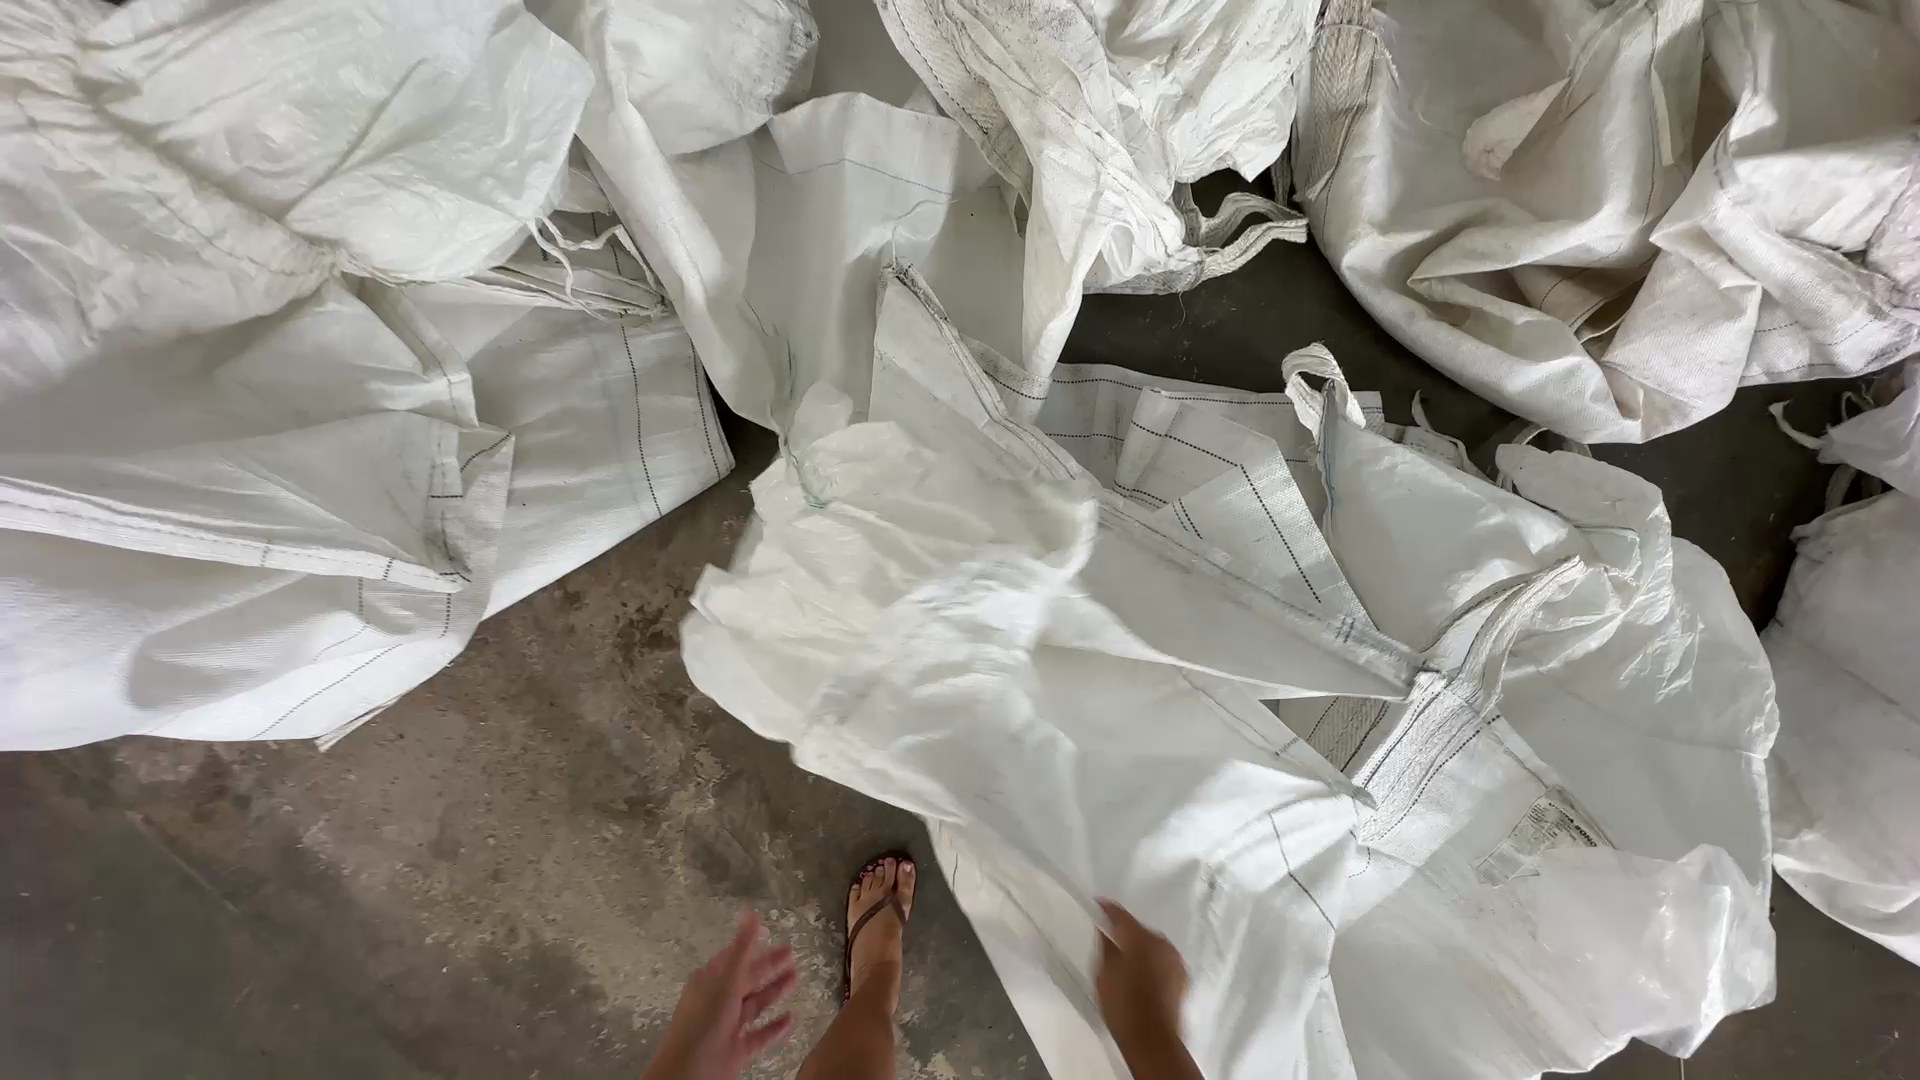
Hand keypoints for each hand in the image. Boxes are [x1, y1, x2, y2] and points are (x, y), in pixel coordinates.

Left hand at [642, 909, 797, 1079]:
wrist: (687, 1075)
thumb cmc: (705, 1021)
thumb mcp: (726, 980)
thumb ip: (742, 948)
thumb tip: (752, 911)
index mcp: (710, 981)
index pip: (735, 958)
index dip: (754, 947)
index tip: (773, 935)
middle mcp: (718, 1001)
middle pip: (748, 979)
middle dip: (769, 966)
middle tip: (792, 952)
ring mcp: (727, 1027)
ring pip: (754, 1004)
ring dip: (775, 991)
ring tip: (796, 978)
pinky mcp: (736, 1050)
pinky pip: (759, 1034)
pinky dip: (774, 1026)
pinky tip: (791, 1017)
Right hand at [1095, 900, 1199, 1079]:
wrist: (1152, 1040)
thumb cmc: (1123, 1006)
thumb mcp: (1103, 974)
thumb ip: (1105, 947)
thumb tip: (1104, 931)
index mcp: (1139, 938)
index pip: (1120, 915)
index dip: (1107, 908)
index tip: (1098, 904)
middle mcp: (1160, 942)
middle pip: (1139, 930)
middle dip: (1126, 933)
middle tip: (1112, 941)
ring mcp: (1175, 959)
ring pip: (1153, 945)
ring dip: (1142, 948)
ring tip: (1129, 961)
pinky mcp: (1183, 977)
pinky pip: (1163, 960)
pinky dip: (1154, 962)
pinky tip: (1145, 974)